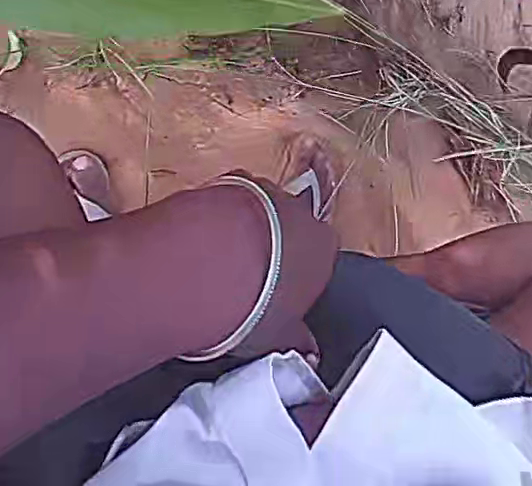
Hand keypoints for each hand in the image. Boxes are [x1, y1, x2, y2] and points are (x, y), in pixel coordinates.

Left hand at [202, 172, 337, 359]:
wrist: (216, 259)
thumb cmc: (258, 303)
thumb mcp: (281, 335)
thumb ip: (298, 339)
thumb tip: (308, 352)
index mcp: (323, 247)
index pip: (320, 259)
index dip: (301, 278)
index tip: (281, 297)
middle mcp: (303, 213)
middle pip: (293, 231)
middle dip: (275, 250)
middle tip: (251, 280)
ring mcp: (270, 192)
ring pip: (264, 212)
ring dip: (250, 230)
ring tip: (223, 262)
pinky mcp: (237, 179)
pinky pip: (235, 198)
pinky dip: (226, 213)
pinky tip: (207, 238)